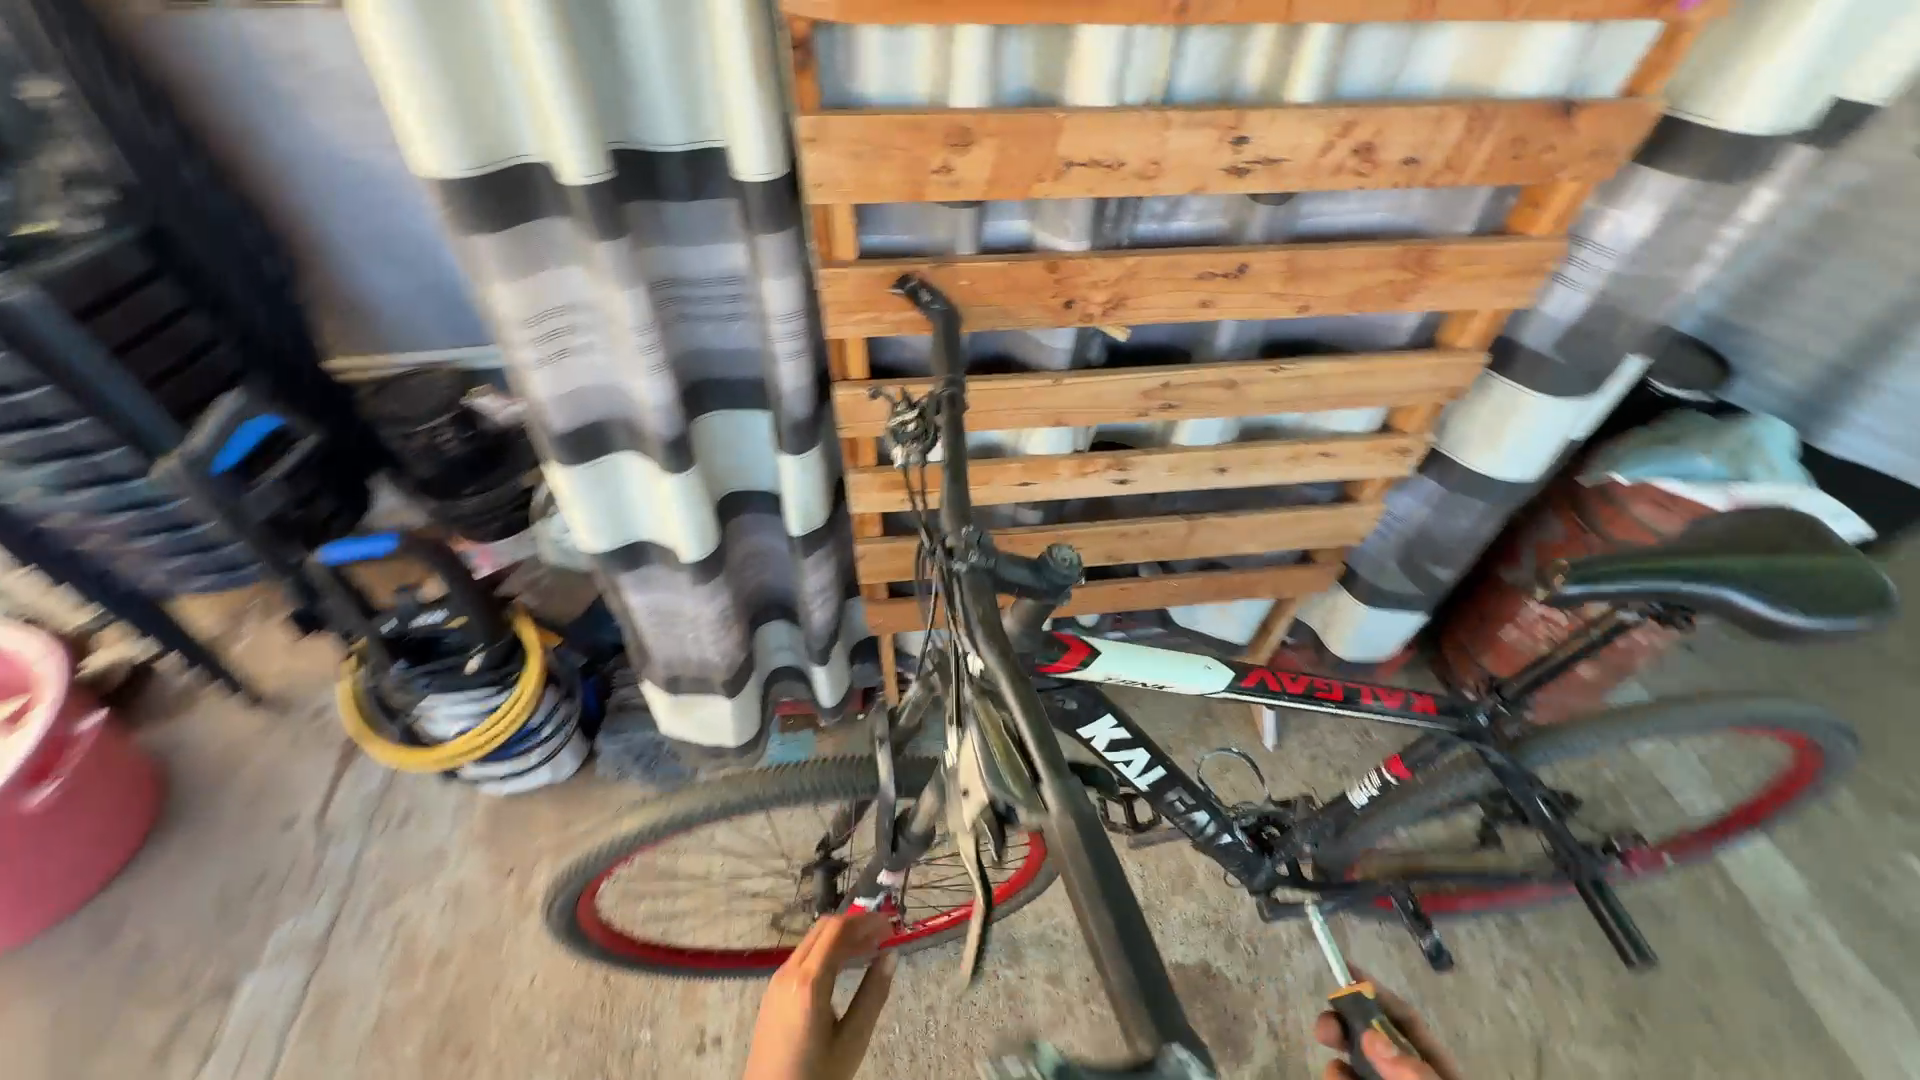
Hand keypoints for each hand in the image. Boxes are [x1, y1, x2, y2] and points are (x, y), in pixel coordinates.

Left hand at [743, 913, 896, 1079]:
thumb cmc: (815, 1076)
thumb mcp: (852, 1040)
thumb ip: (873, 995)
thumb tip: (890, 956)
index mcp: (808, 982)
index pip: (838, 930)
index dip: (866, 921)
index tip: (891, 925)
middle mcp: (788, 972)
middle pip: (823, 929)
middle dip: (855, 925)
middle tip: (883, 936)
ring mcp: (777, 982)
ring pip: (812, 942)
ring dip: (841, 938)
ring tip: (870, 949)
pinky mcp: (773, 994)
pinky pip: (803, 959)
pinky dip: (827, 953)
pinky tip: (844, 968)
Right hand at [1313, 978, 1463, 1079]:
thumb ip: (1414, 1070)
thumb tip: (1370, 1035)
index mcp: (1436, 1064)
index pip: (1403, 1018)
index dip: (1375, 991)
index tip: (1344, 967)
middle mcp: (1407, 1071)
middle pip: (1370, 1034)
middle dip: (1343, 1022)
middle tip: (1326, 1029)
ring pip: (1353, 1059)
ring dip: (1337, 1055)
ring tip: (1334, 1068)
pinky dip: (1336, 1078)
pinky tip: (1336, 1079)